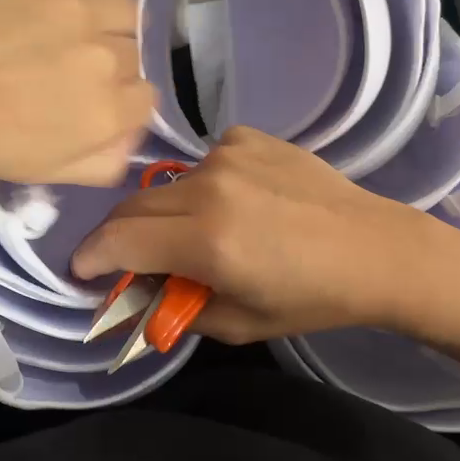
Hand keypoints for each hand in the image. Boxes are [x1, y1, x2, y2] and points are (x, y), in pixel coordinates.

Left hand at [0, 0, 153, 196]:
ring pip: (124, 5)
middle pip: (136, 50)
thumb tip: (132, 138)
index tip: (88, 96)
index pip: (146, 98)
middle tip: (68, 62)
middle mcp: (108, 54)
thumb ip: (102, 161)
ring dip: (107, 17)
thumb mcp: (41, 174)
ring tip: (68, 23)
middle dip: (112, 59)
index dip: (119, 98)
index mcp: (107, 112)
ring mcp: (78, 3)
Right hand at [71, 127, 451, 341]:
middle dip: (120, 235)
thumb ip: (177, 308)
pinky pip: (203, 162)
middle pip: (133, 207)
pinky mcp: (247, 137)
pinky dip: (205, 185)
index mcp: (207, 240)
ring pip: (168, 185)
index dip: (91, 256)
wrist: (375, 249)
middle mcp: (209, 187)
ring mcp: (228, 154)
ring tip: (199, 233)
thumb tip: (139, 293)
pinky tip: (238, 201)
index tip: (84, 270)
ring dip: (167, 211)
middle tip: (131, 259)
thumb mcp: (238, 323)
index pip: (119, 239)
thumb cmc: (311, 298)